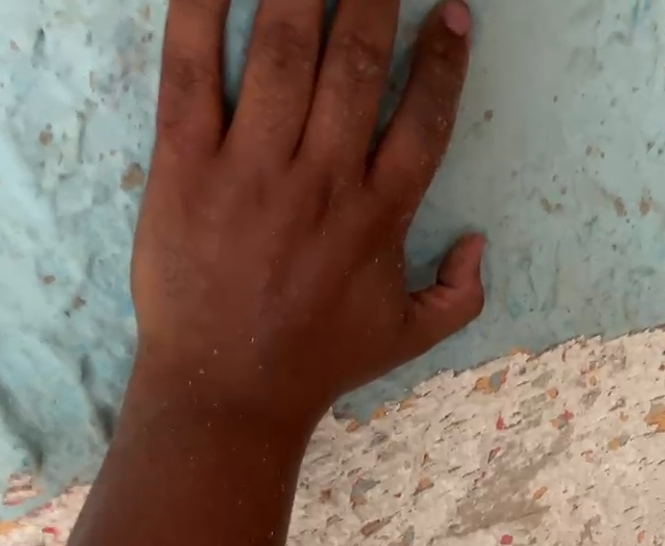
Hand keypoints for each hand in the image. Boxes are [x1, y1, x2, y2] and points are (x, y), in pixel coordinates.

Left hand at [127, 0, 485, 438]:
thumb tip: (479, 242)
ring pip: (282, 48)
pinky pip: (191, 66)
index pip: (423, 120)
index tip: (453, 12)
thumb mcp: (409, 339)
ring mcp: (251, 167)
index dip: (443, 61)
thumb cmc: (320, 360)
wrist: (229, 388)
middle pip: (357, 63)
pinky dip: (201, 5)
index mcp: (378, 219)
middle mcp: (322, 181)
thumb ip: (460, 296)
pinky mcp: (185, 164)